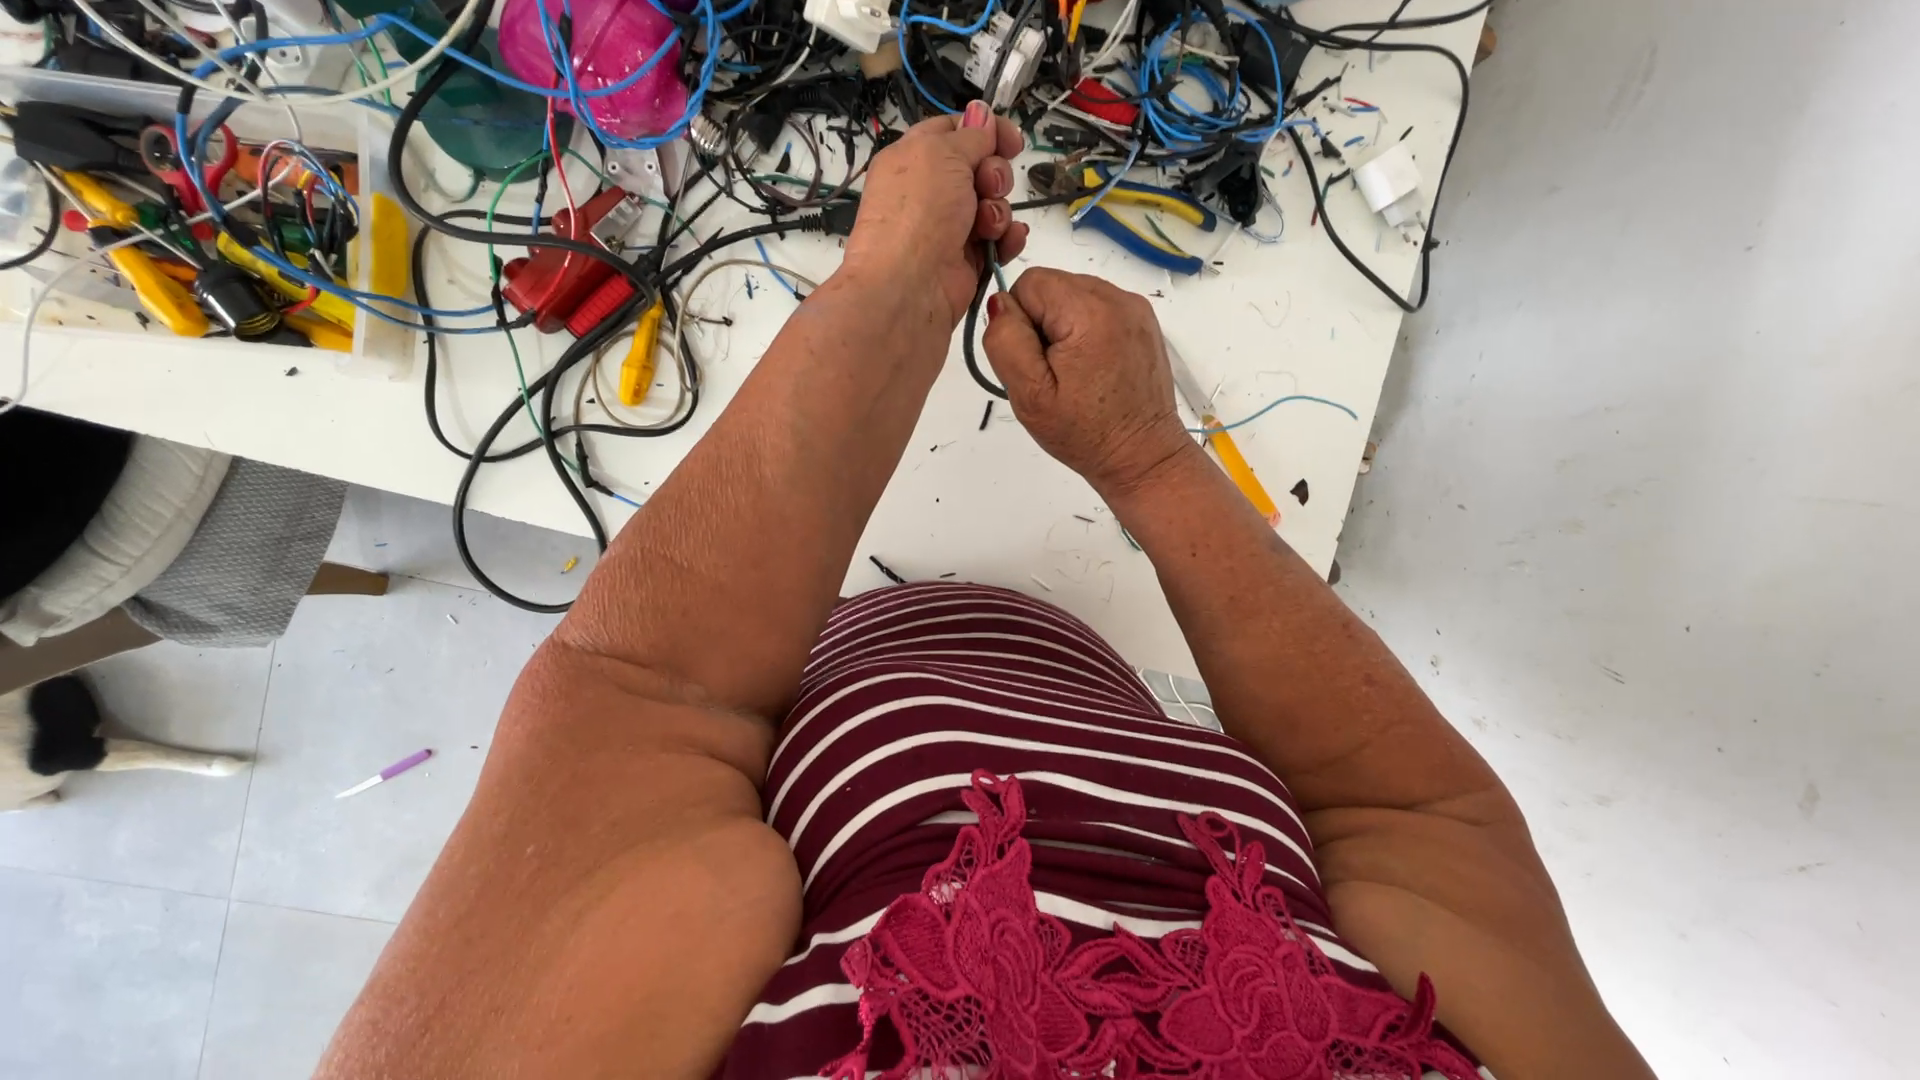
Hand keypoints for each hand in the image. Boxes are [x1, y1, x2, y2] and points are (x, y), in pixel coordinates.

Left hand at [841, 101, 1029, 327]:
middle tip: (985, 186)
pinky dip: (1007, 239)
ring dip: (998, 210)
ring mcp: (949, 228)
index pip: (953, 132)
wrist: (908, 287)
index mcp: (913, 158)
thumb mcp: (942, 154)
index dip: (985, 131)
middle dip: (994, 174)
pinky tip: (1005, 241)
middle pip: (981, 168)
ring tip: (985, 226)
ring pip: (993, 205)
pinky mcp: (967, 260)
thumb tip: (982, 115)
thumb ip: (971, 135)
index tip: (1010, 139)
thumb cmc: (918, 213)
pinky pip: (998, 241)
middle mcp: (931, 192)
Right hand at [981, 268, 1196, 496]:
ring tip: (1074, 372)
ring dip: (1063, 326)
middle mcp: (1117, 297)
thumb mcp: (1030, 395)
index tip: (1034, 362)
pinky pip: (1097, 307)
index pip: (1029, 283)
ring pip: (1073, 295)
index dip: (1020, 321)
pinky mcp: (1144, 321)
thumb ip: (1006, 340)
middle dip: (1041, 322)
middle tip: (1052, 372)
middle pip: (1053, 285)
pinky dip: (1085, 330)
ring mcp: (1135, 307)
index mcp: (1088, 311)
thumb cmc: (1083, 433)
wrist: (1142, 456)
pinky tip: (1092, 367)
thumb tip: (1001, 302)